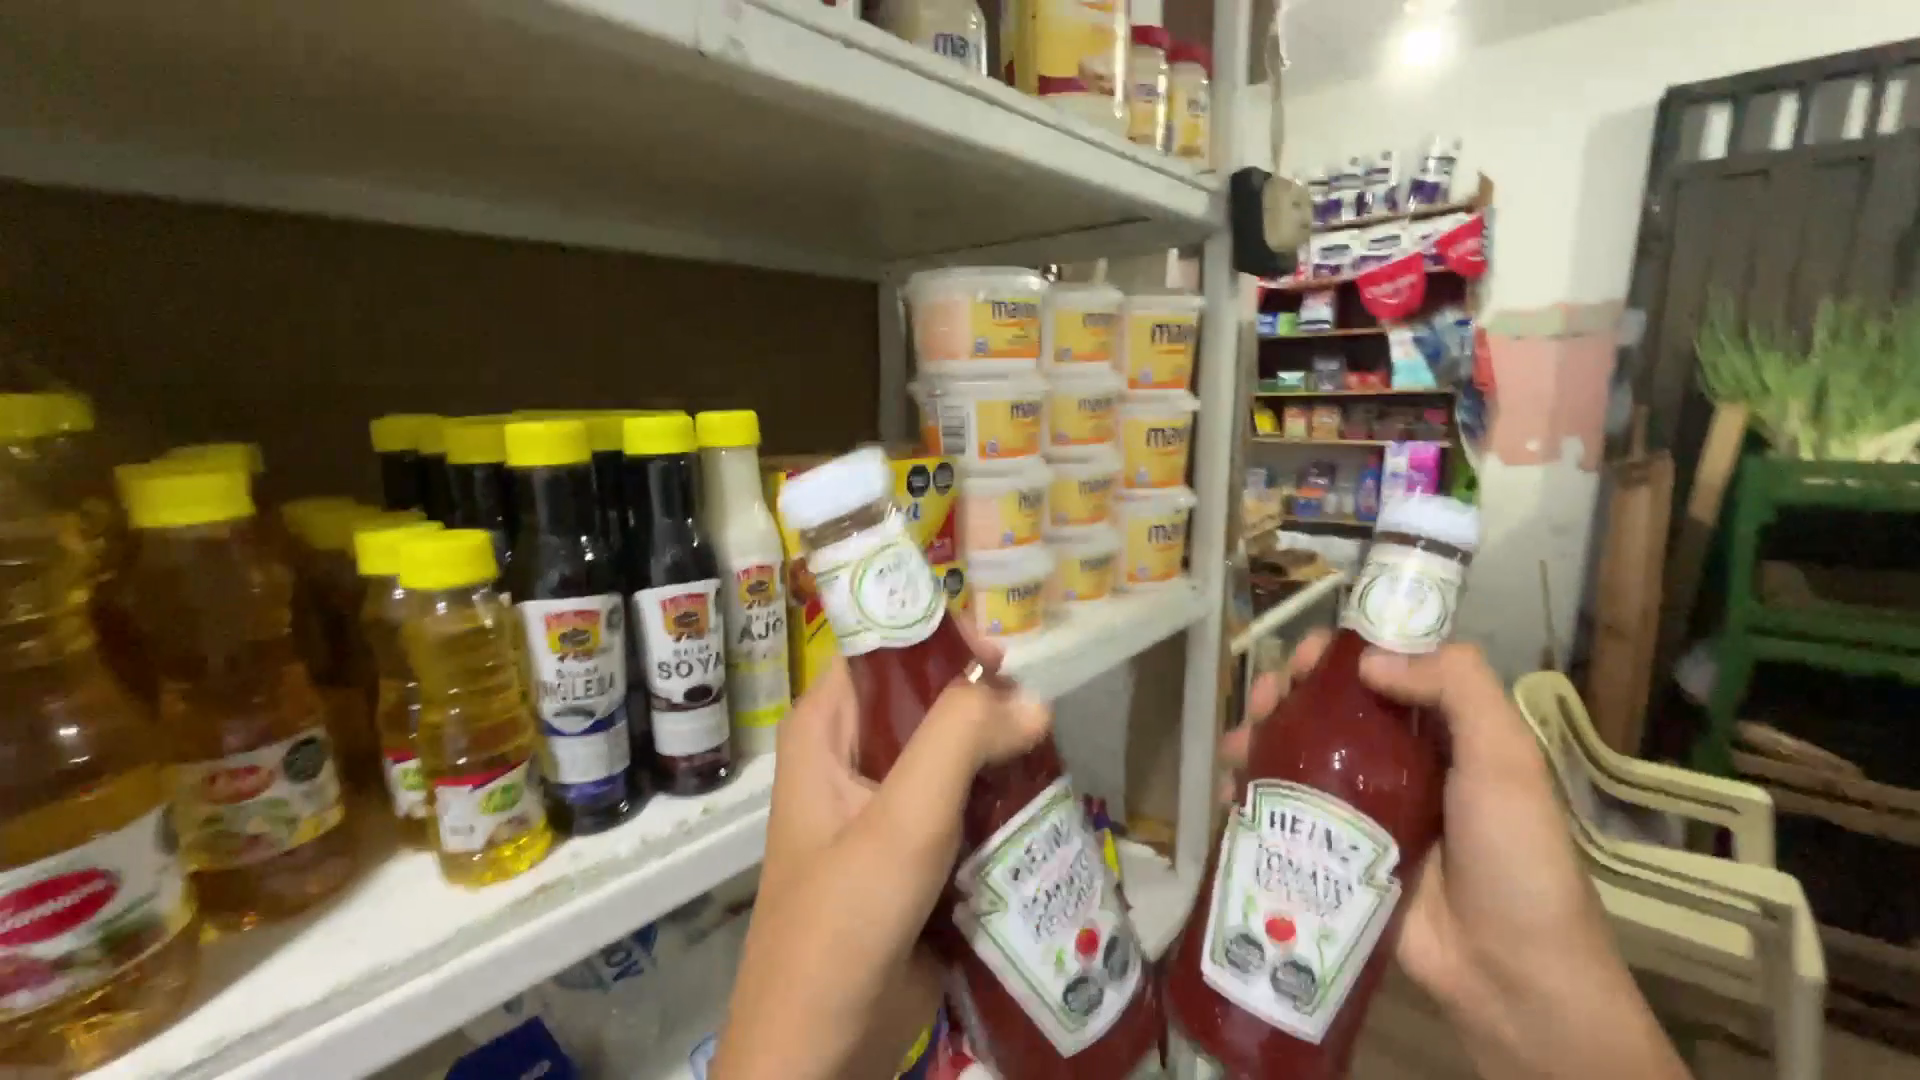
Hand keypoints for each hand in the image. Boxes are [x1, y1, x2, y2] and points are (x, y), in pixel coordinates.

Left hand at [714, 650, 1049, 1079]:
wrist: (824, 1046)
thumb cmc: (845, 919)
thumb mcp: (901, 817)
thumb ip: (960, 740)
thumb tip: (1031, 700)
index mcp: (826, 730)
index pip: (882, 653)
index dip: (938, 640)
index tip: (1002, 655)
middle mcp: (851, 757)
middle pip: (924, 701)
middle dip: (981, 702)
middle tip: (1037, 714)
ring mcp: (884, 806)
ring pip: (950, 752)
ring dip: (996, 753)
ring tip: (1046, 759)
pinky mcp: (915, 851)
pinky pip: (962, 802)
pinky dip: (997, 797)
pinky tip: (1035, 804)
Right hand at [1223, 634, 1684, 1078]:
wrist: (1506, 970)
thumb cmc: (1513, 855)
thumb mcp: (1506, 760)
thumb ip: (1457, 690)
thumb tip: (1368, 660)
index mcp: (1435, 731)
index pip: (1379, 669)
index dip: (1339, 653)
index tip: (1310, 656)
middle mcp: (1390, 759)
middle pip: (1323, 706)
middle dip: (1285, 691)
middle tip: (1265, 700)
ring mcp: (1355, 803)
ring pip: (1292, 749)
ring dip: (1256, 734)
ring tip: (1236, 745)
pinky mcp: (1328, 846)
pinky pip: (1280, 805)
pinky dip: (1248, 790)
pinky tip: (1230, 791)